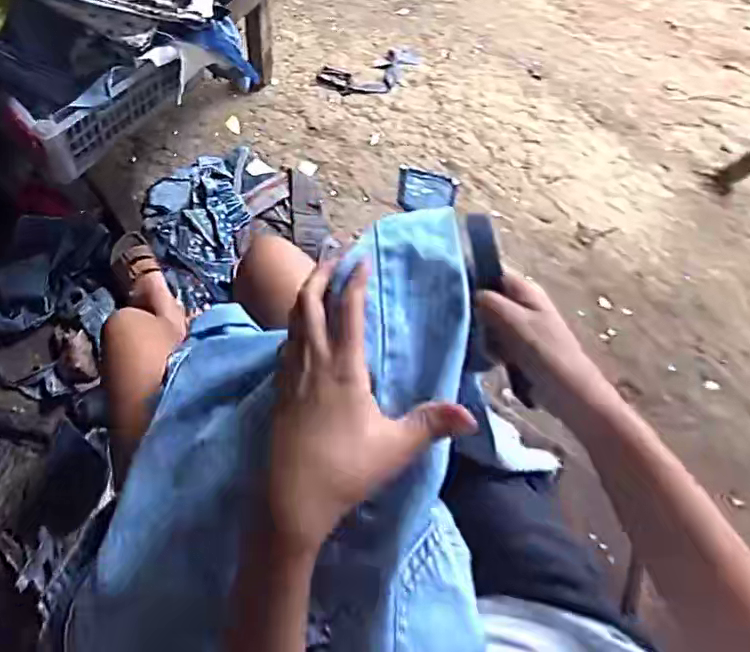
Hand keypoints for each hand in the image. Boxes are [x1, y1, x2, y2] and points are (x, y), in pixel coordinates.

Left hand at [265, 256, 476, 555]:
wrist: (289, 496)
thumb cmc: (345, 469)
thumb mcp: (394, 448)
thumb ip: (430, 425)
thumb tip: (471, 415)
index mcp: (343, 367)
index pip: (348, 310)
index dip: (354, 281)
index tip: (361, 259)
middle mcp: (313, 358)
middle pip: (309, 300)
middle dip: (321, 272)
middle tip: (334, 254)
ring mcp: (290, 369)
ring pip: (294, 316)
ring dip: (306, 291)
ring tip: (318, 278)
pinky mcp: (278, 384)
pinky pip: (286, 337)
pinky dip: (295, 319)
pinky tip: (302, 326)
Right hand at [477, 271, 620, 410]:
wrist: (570, 393)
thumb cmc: (545, 352)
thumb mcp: (515, 320)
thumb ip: (489, 301)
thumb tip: (470, 294)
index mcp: (524, 290)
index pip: (490, 272)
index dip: (473, 281)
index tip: (457, 296)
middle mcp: (521, 303)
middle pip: (486, 299)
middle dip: (478, 315)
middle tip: (481, 331)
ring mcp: (520, 325)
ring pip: (486, 321)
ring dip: (484, 336)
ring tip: (491, 351)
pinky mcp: (517, 346)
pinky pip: (493, 339)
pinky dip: (490, 349)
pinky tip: (494, 360)